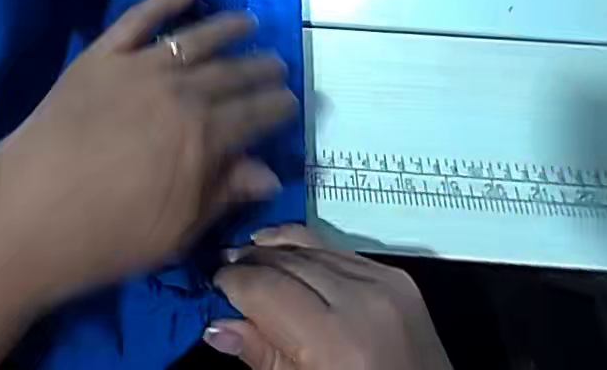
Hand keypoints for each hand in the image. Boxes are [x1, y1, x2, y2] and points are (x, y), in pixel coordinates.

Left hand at [0, 0, 296, 304]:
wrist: (30, 208)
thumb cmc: (107, 234)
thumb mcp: (177, 229)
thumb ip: (223, 192)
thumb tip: (268, 172)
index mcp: (202, 136)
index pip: (253, 115)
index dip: (276, 106)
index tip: (292, 98)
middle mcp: (179, 91)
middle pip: (230, 73)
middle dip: (259, 68)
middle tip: (277, 62)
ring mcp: (138, 65)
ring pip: (195, 38)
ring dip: (227, 27)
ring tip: (249, 20)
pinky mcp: (102, 53)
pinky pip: (140, 17)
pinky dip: (166, 0)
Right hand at [206, 225, 452, 369]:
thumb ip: (263, 358)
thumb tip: (214, 324)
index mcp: (339, 342)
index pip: (267, 288)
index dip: (232, 282)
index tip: (210, 282)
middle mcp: (362, 298)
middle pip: (286, 261)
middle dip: (249, 262)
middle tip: (221, 265)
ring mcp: (383, 281)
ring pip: (308, 247)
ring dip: (273, 249)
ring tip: (245, 255)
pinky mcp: (396, 275)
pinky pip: (335, 250)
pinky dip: (306, 251)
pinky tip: (286, 254)